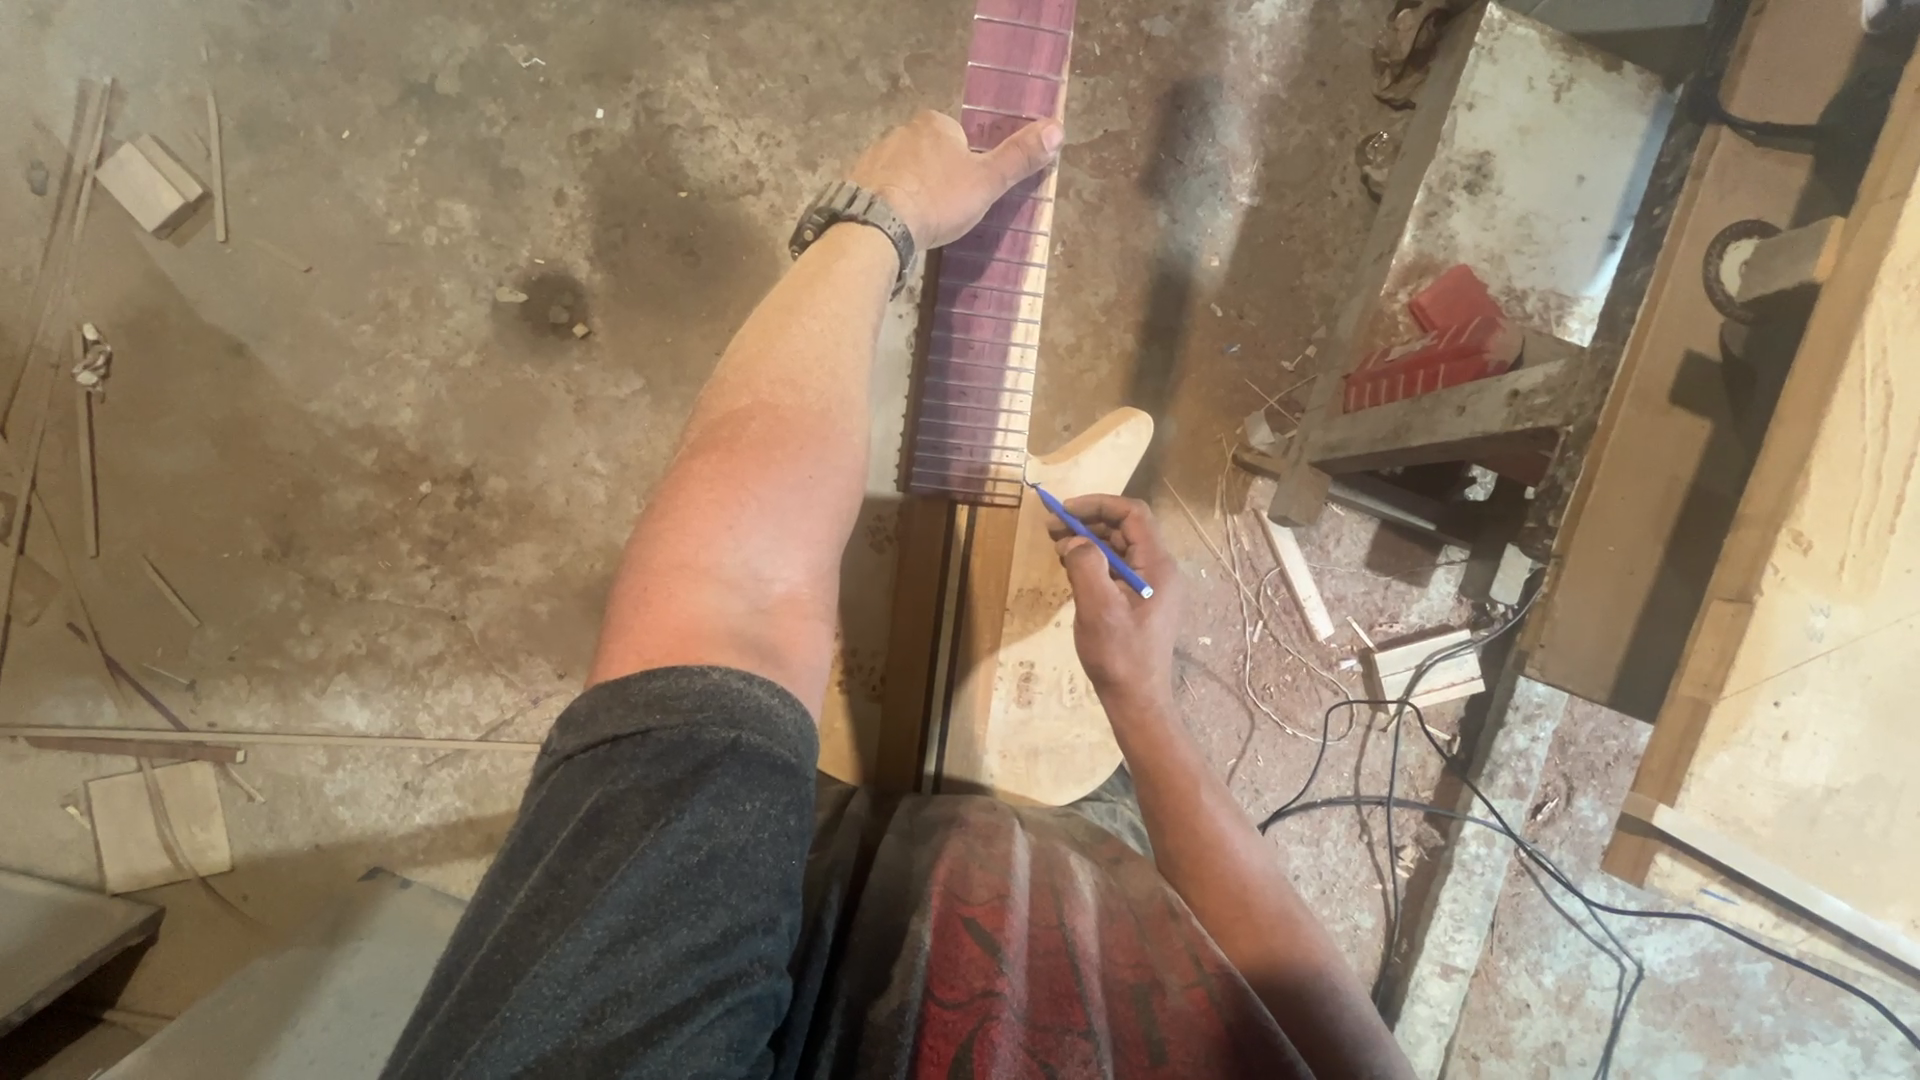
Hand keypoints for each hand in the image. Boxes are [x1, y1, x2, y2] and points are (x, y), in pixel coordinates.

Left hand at [848, 110, 1063, 248]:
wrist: (879, 225)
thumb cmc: (938, 201)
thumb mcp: (987, 182)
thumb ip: (1018, 158)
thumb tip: (1057, 129)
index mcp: (936, 124)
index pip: (958, 139)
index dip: (965, 167)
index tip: (965, 195)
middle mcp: (901, 130)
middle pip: (928, 154)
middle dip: (936, 179)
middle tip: (942, 213)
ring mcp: (874, 155)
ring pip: (902, 173)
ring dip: (910, 193)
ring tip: (917, 224)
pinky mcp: (855, 182)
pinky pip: (879, 191)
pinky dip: (887, 206)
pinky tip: (894, 227)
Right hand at [1048, 495, 1184, 715]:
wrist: (1137, 700)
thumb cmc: (1119, 656)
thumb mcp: (1097, 609)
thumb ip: (1086, 566)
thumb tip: (1076, 541)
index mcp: (1157, 566)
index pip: (1133, 514)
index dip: (1098, 504)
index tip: (1065, 510)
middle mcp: (1160, 570)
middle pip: (1125, 528)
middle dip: (1088, 521)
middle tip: (1052, 527)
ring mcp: (1152, 586)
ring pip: (1120, 547)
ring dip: (1088, 540)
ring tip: (1056, 543)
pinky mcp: (1141, 601)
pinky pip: (1117, 568)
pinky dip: (1093, 560)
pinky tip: (1070, 566)